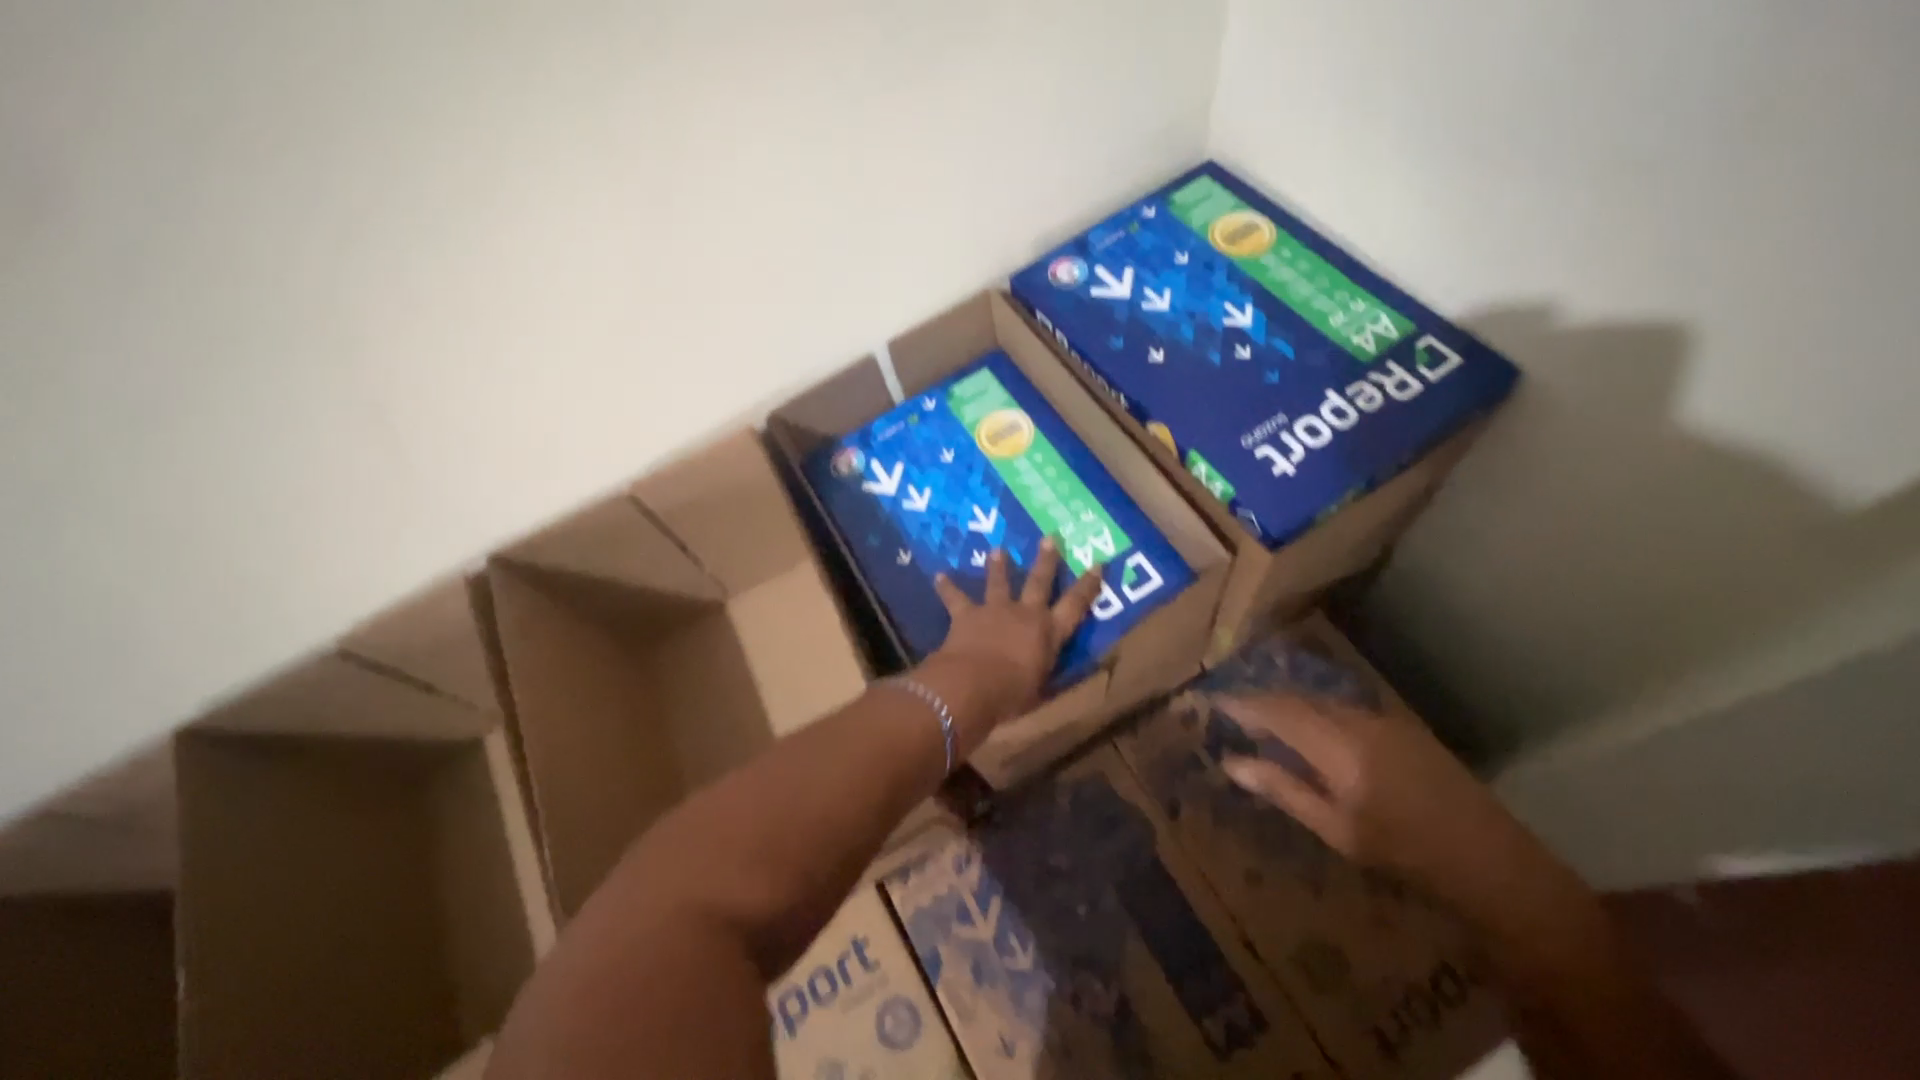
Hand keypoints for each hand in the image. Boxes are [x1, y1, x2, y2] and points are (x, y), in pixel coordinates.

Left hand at [921, 541, 1105, 734]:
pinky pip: (955, 598)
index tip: (1097, 564)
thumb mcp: (1044, 691)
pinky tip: (939, 576)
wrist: (972, 685)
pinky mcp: (967, 614)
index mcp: (1049, 633)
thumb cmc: (1013, 694)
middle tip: (1049, 538)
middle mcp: (1025, 614)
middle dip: (1046, 560)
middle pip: (1039, 582)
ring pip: (998, 582)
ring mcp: (995, 610)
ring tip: (997, 550)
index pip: (1076, 605)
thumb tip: (1091, 670)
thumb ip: (1061, 677)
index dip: (1088, 585)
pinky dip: (947, 587)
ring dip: (998, 566)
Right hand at [1216, 695, 1526, 889]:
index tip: (1210, 701)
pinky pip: (1344, 708)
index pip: (1276, 710)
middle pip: (1298, 698)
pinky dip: (1315, 711)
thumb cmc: (1402, 851)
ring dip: (1288, 703)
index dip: (1241, 704)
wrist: (1486, 856)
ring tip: (1261, 716)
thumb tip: (1232, 762)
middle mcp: (1358, 719)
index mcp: (1337, 744)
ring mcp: (1384, 720)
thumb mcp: (1335, 828)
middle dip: (1261, 699)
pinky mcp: (1401, 727)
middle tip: (1229, 707)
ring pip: (1322, 700)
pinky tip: (1308, 729)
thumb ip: (1284, 789)